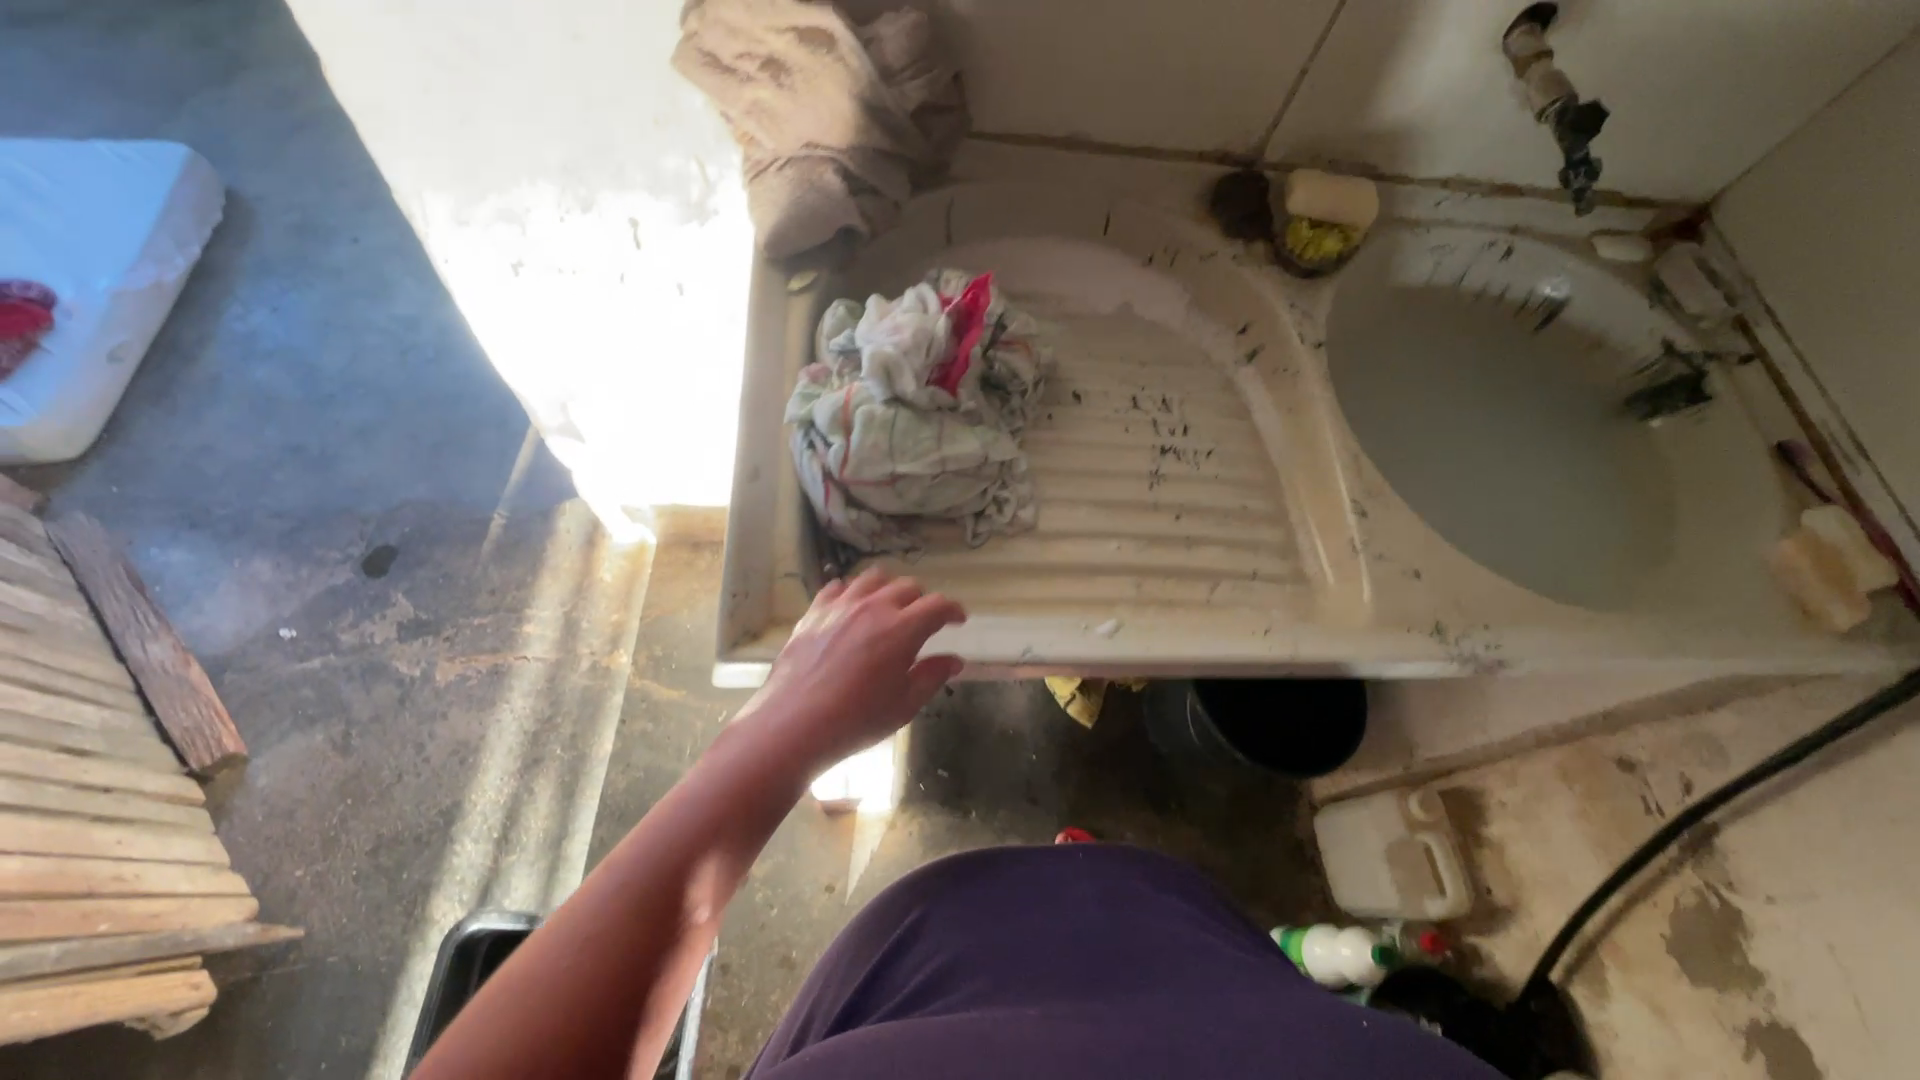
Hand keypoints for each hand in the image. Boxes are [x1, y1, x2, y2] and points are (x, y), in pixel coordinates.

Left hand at [741, 569, 965, 772]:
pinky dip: (851, 592)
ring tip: (889, 606)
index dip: (953, 610)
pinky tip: (851, 607)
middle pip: (907, 587)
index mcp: (902, 629)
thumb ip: (931, 676)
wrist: (794, 724)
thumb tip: (954, 661)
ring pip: (872, 579)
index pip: (937, 606)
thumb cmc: (856, 720)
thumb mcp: (903, 705)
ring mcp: (840, 606)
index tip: (958, 620)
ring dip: (888, 589)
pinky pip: (836, 588)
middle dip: (922, 600)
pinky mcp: (813, 613)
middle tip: (923, 620)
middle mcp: (873, 607)